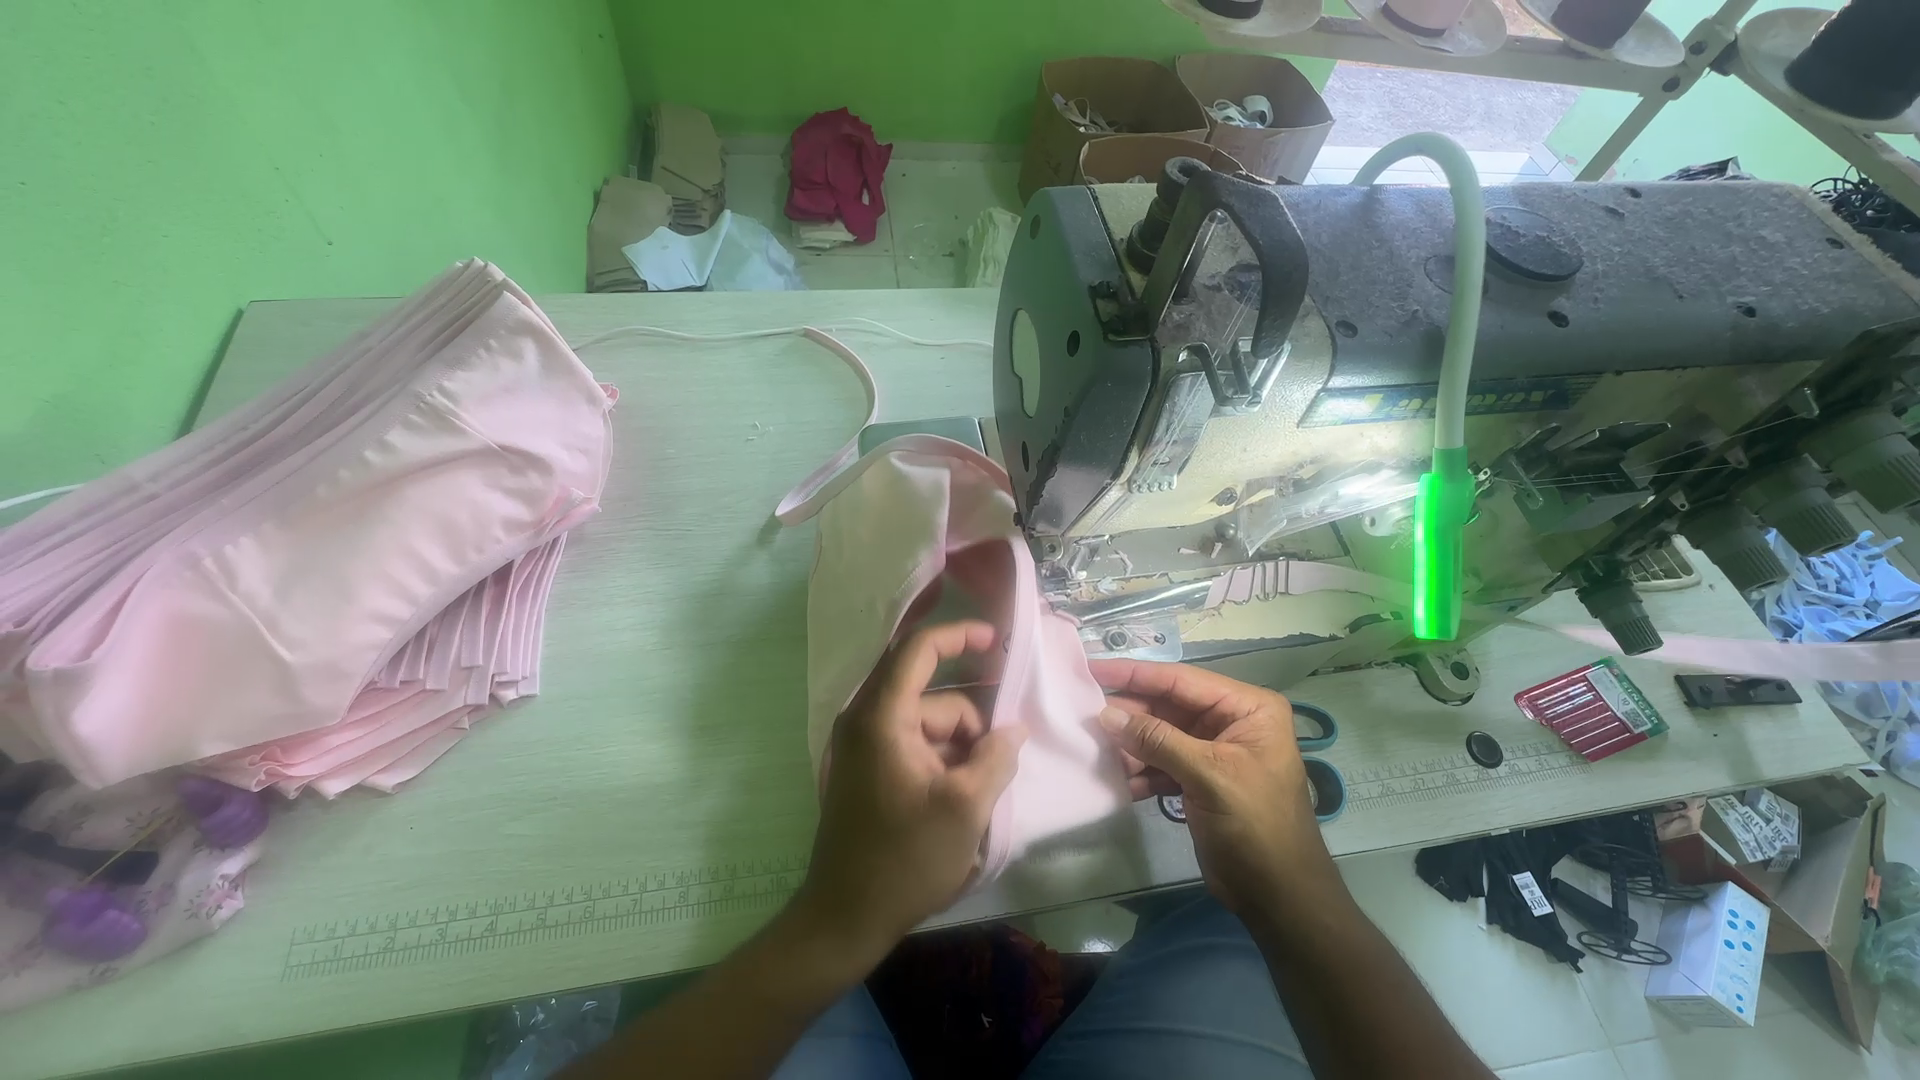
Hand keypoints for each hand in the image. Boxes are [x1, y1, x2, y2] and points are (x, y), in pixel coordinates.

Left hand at [795, 620, 1027, 957]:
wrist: (846, 917)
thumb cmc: (905, 858)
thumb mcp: (966, 807)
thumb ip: (997, 756)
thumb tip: (1013, 729)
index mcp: (881, 717)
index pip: (918, 649)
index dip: (960, 635)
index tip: (998, 641)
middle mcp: (865, 721)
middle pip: (931, 694)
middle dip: (971, 718)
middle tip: (1002, 752)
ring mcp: (863, 748)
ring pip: (927, 724)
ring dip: (960, 747)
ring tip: (981, 792)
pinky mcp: (868, 771)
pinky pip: (914, 746)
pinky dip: (942, 761)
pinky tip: (962, 798)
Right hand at [1090, 658, 1341, 918]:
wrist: (1279, 896)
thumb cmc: (1256, 827)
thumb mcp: (1209, 776)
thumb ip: (1157, 741)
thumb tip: (1106, 714)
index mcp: (1247, 708)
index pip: (1181, 680)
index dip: (1135, 674)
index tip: (1092, 666)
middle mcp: (1231, 722)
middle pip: (1167, 706)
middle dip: (1128, 714)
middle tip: (1083, 715)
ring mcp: (1213, 752)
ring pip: (1159, 736)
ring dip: (1129, 745)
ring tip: (1093, 750)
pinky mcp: (1198, 780)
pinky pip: (1160, 763)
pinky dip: (1138, 771)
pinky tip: (1115, 780)